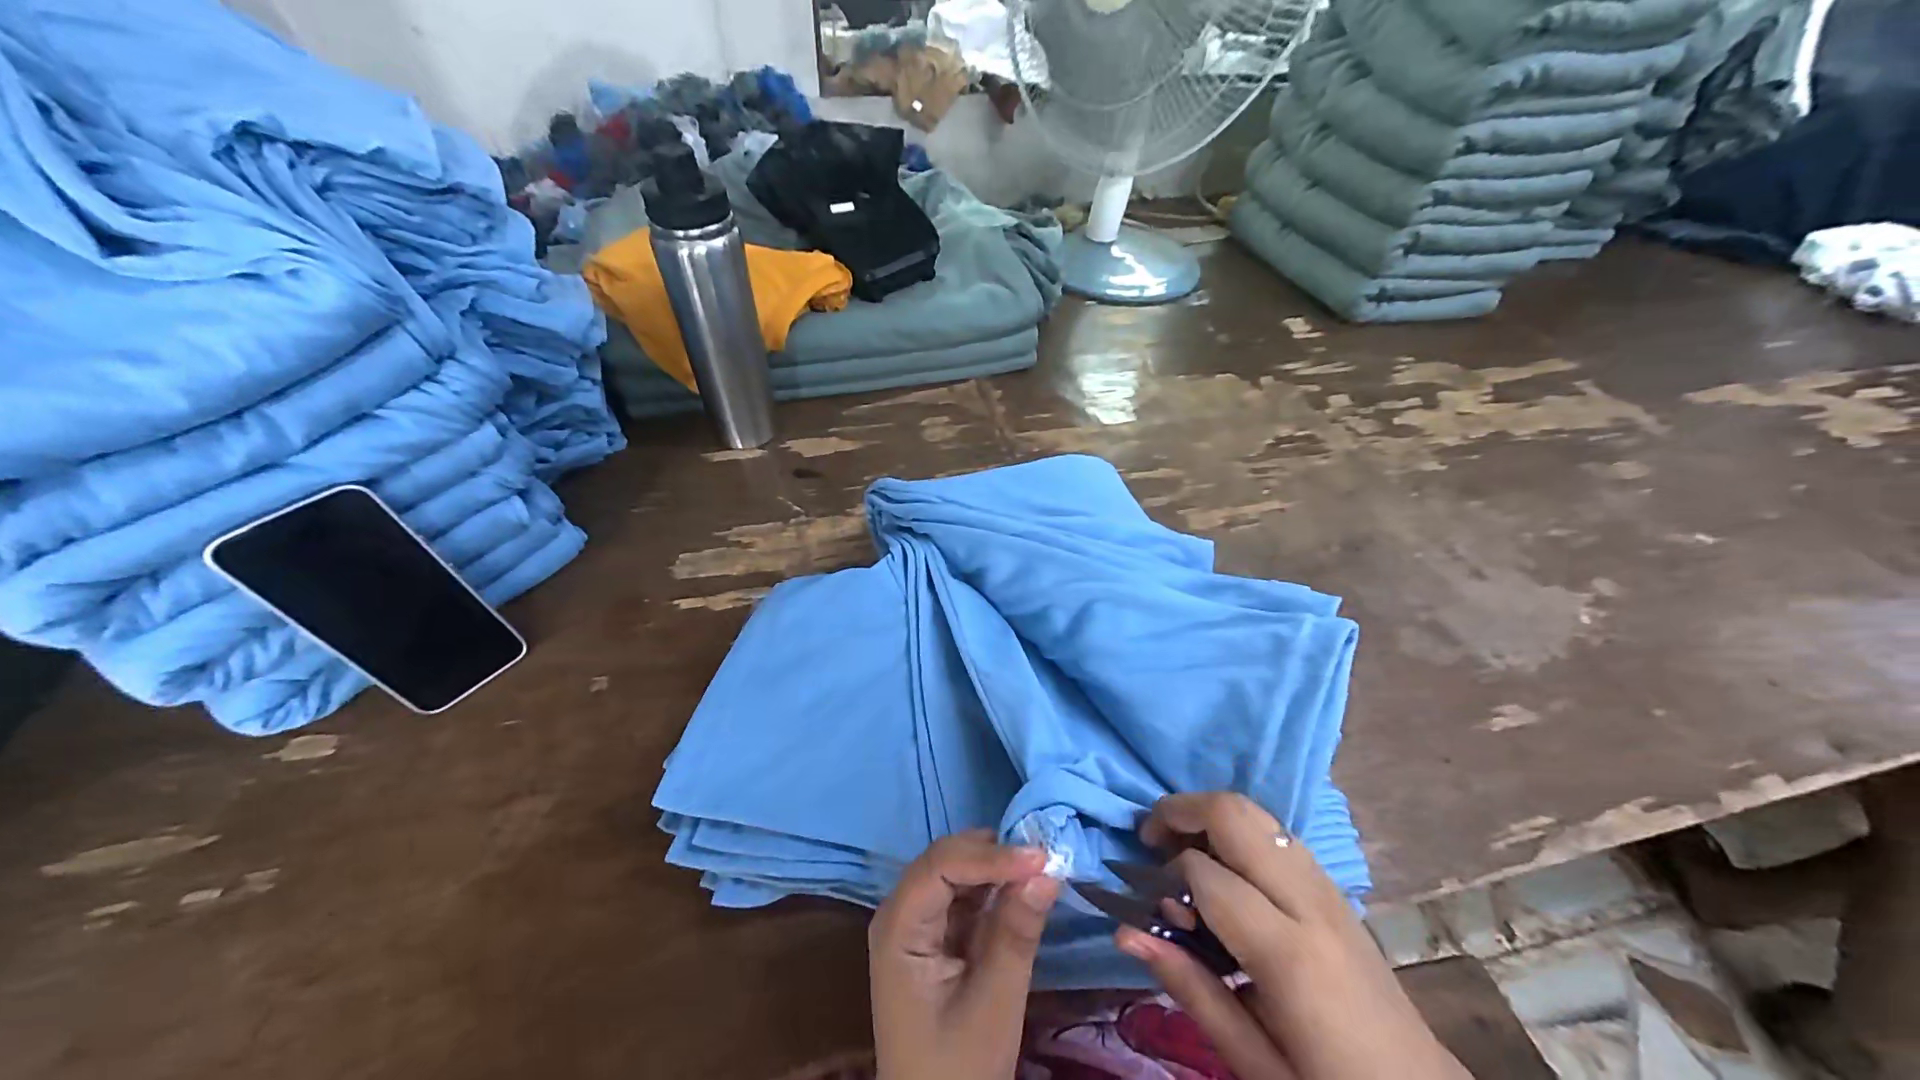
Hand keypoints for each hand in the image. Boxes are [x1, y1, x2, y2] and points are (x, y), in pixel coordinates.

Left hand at [869, 830, 1061, 1079]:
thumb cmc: (958, 1068)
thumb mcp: (993, 1005)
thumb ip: (1015, 934)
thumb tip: (1046, 873)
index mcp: (897, 927)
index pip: (940, 866)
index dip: (990, 856)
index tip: (1040, 858)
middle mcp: (899, 913)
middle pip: (945, 860)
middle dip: (994, 854)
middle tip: (1044, 858)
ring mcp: (915, 923)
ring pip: (956, 872)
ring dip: (997, 868)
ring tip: (1040, 869)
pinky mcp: (934, 936)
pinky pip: (964, 896)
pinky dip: (994, 889)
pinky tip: (1022, 891)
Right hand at [1115, 793, 1466, 1079]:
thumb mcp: (1254, 1062)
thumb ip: (1191, 988)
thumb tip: (1125, 932)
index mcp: (1289, 953)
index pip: (1206, 874)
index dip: (1164, 878)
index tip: (1148, 908)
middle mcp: (1310, 903)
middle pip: (1234, 814)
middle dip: (1179, 811)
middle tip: (1150, 844)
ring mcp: (1329, 889)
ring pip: (1257, 814)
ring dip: (1208, 817)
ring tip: (1181, 856)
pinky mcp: (1335, 890)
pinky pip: (1276, 836)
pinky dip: (1236, 832)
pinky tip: (1222, 871)